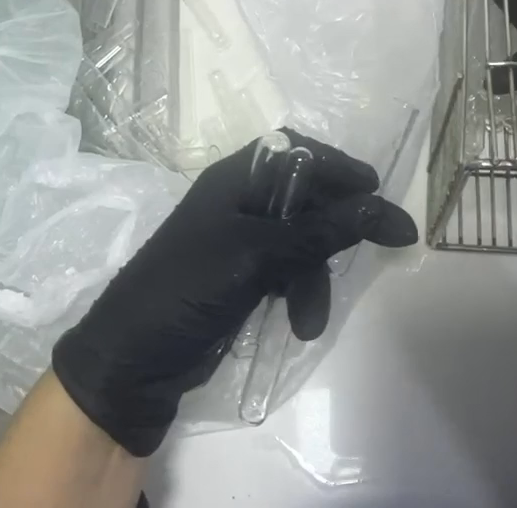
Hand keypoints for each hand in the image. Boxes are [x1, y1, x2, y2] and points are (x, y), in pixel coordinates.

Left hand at [51, 131, 415, 456]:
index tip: (374, 188)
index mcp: (233, 179)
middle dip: (335, 229)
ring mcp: (240, 243)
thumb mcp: (258, 256)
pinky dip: (300, 294)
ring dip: (316, 278)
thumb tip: (382, 206)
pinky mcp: (242, 279)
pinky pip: (289, 272)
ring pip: (302, 242)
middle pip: (305, 199)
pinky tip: (301, 325)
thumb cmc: (187, 289)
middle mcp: (238, 203)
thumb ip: (320, 231)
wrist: (130, 363)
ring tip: (312, 320)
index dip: (337, 166)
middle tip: (386, 240)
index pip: (296, 154)